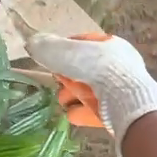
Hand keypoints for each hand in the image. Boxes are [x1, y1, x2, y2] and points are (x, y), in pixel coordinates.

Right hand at [25, 32, 156, 151]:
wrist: (124, 100)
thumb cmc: (96, 69)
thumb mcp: (66, 53)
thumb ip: (48, 48)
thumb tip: (33, 42)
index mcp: (109, 45)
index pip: (82, 43)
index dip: (63, 50)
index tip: (50, 60)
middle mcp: (116, 65)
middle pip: (82, 70)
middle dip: (66, 77)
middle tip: (57, 81)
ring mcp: (118, 89)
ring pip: (87, 90)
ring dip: (70, 96)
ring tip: (63, 101)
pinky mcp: (117, 110)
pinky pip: (94, 109)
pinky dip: (81, 111)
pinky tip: (72, 113)